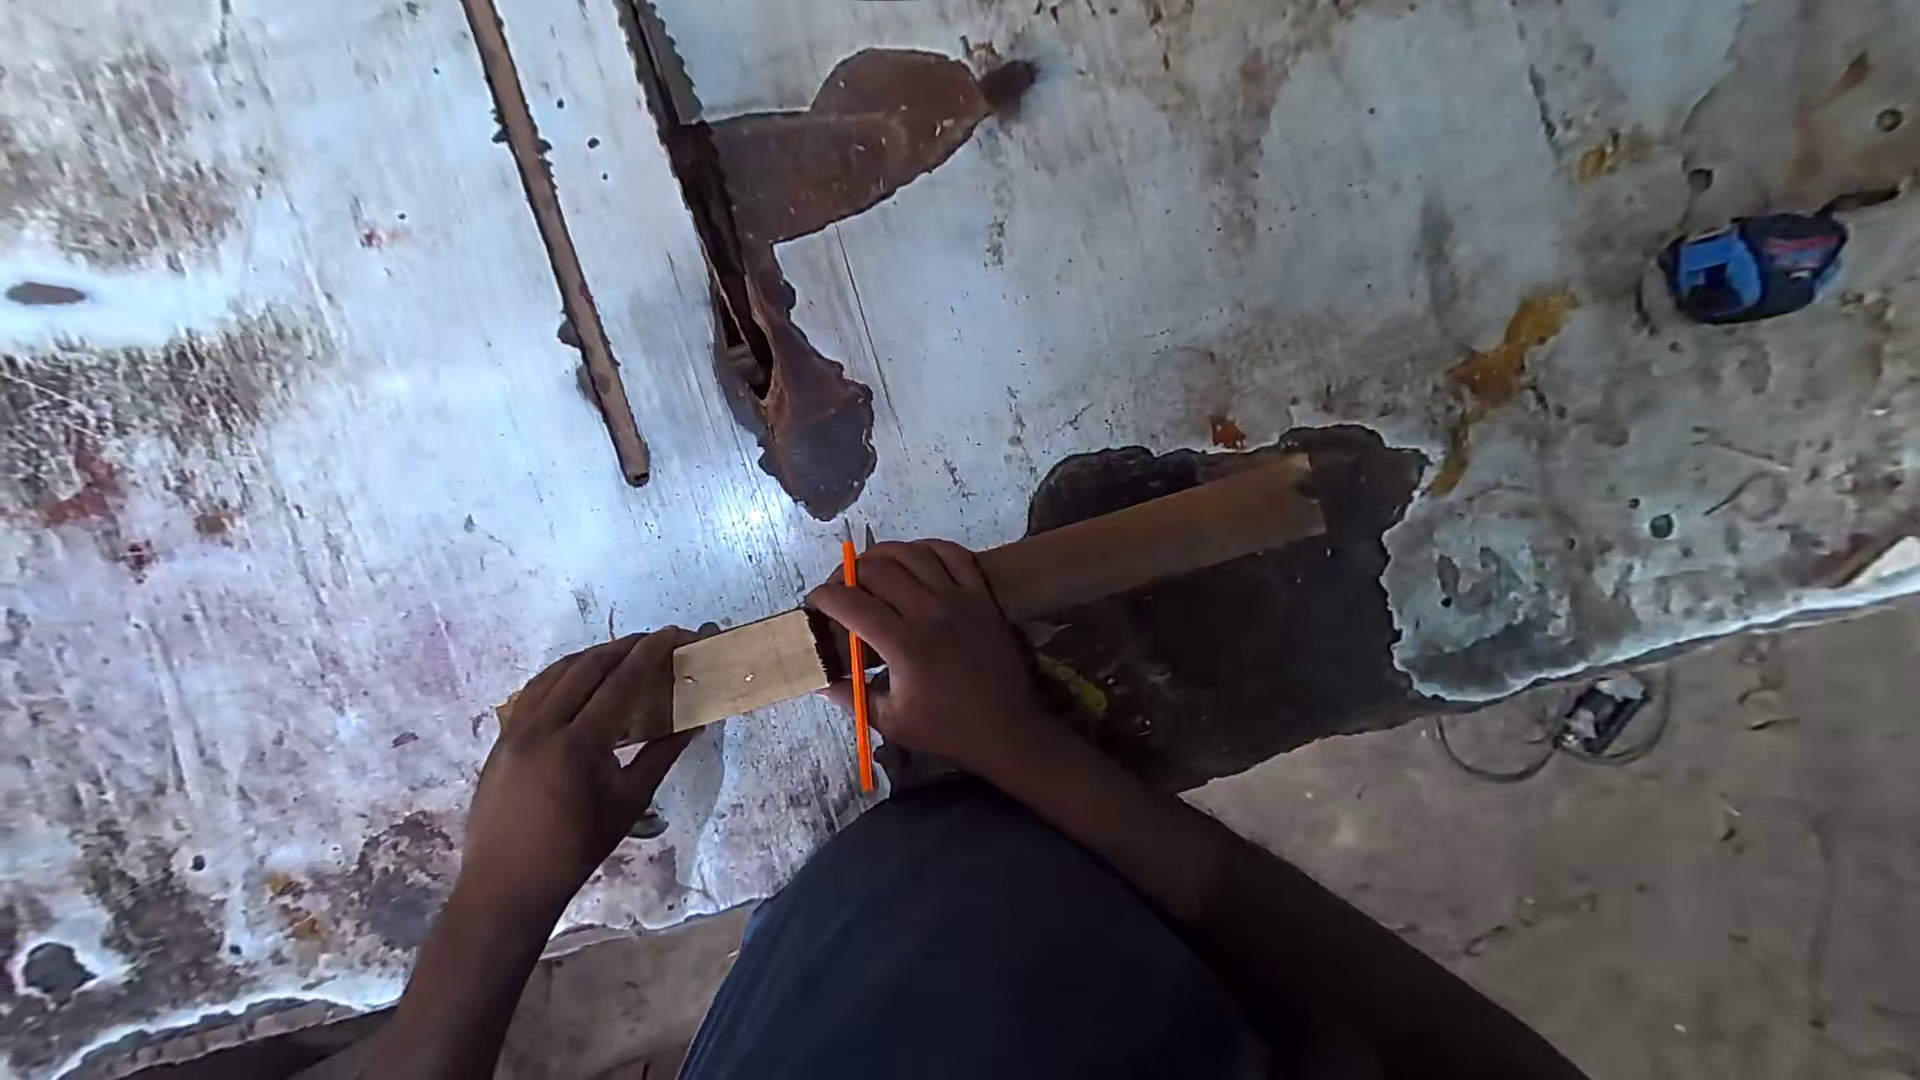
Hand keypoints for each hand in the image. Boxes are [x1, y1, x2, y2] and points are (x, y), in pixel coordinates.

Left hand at [458, 630, 694, 925]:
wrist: (506, 887)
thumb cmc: (578, 847)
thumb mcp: (630, 799)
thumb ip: (663, 753)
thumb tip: (695, 722)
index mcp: (579, 744)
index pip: (621, 681)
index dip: (651, 652)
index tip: (674, 634)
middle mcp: (542, 727)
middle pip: (588, 666)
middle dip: (625, 646)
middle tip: (654, 640)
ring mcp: (515, 731)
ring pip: (557, 673)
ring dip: (593, 655)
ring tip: (622, 652)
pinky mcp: (501, 740)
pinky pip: (534, 690)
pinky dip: (563, 674)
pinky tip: (580, 678)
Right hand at [806, 540, 1044, 777]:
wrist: (1009, 727)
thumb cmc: (949, 730)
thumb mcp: (893, 723)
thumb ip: (853, 698)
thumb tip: (823, 681)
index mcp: (904, 645)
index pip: (851, 603)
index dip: (824, 597)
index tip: (814, 602)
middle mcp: (930, 612)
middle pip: (878, 570)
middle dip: (848, 573)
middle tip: (840, 588)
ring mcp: (960, 599)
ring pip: (914, 554)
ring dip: (884, 554)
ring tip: (870, 567)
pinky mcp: (982, 596)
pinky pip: (954, 555)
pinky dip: (929, 547)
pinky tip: (915, 556)